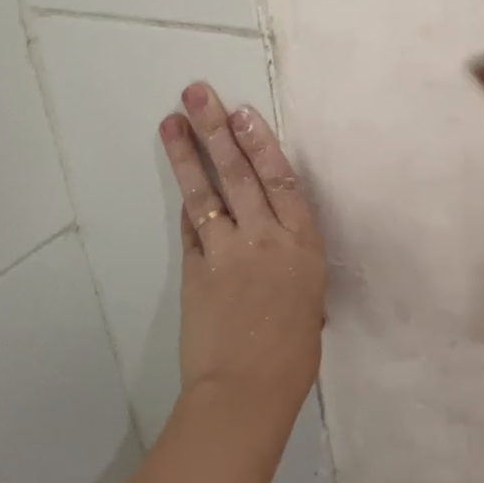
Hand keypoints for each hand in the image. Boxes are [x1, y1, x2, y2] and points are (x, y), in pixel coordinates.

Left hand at [160, 82, 326, 415]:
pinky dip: (187, 202)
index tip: (243, 112)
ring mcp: (228, 252)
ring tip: (173, 120)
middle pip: (240, 174)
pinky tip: (180, 177)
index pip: (282, 179)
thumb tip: (282, 258)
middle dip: (218, 131)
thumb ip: (294, 266)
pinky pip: (193, 229)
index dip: (261, 143)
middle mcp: (267, 237)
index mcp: (303, 242)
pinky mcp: (197, 272)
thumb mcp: (310, 298)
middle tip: (199, 95)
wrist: (249, 387)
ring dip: (188, 154)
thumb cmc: (295, 350)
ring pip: (208, 193)